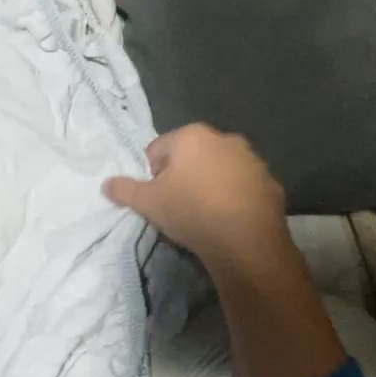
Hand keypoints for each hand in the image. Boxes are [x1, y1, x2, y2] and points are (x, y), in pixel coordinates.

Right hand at [104, 124, 344, 376]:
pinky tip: (227, 220)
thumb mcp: (147, 203)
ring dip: (208, 185)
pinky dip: (233, 197)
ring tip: (203, 215)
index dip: (152, 175)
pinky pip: (242, 186)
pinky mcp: (270, 181)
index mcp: (191, 136)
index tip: (156, 198)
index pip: (157, 150)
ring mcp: (251, 159)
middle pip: (190, 156)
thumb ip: (124, 190)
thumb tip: (106, 184)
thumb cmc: (190, 211)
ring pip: (218, 169)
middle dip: (182, 176)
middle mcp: (223, 139)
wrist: (245, 240)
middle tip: (176, 206)